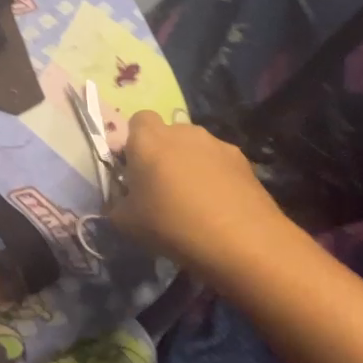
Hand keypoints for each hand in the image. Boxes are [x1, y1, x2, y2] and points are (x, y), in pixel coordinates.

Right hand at [110, 110, 290, 272]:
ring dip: (190, 164)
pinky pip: (219, 162)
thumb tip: (123, 200)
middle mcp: (183, 133)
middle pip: (168, 133)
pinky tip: (217, 205)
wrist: (242, 242)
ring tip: (193, 198)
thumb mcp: (125, 221)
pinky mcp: (245, 162)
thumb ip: (117, 202)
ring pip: (195, 147)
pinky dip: (215, 176)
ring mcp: (218, 145)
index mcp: (147, 141)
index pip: (137, 119)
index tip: (134, 167)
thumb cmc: (172, 225)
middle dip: (162, 152)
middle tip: (160, 186)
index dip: (134, 140)